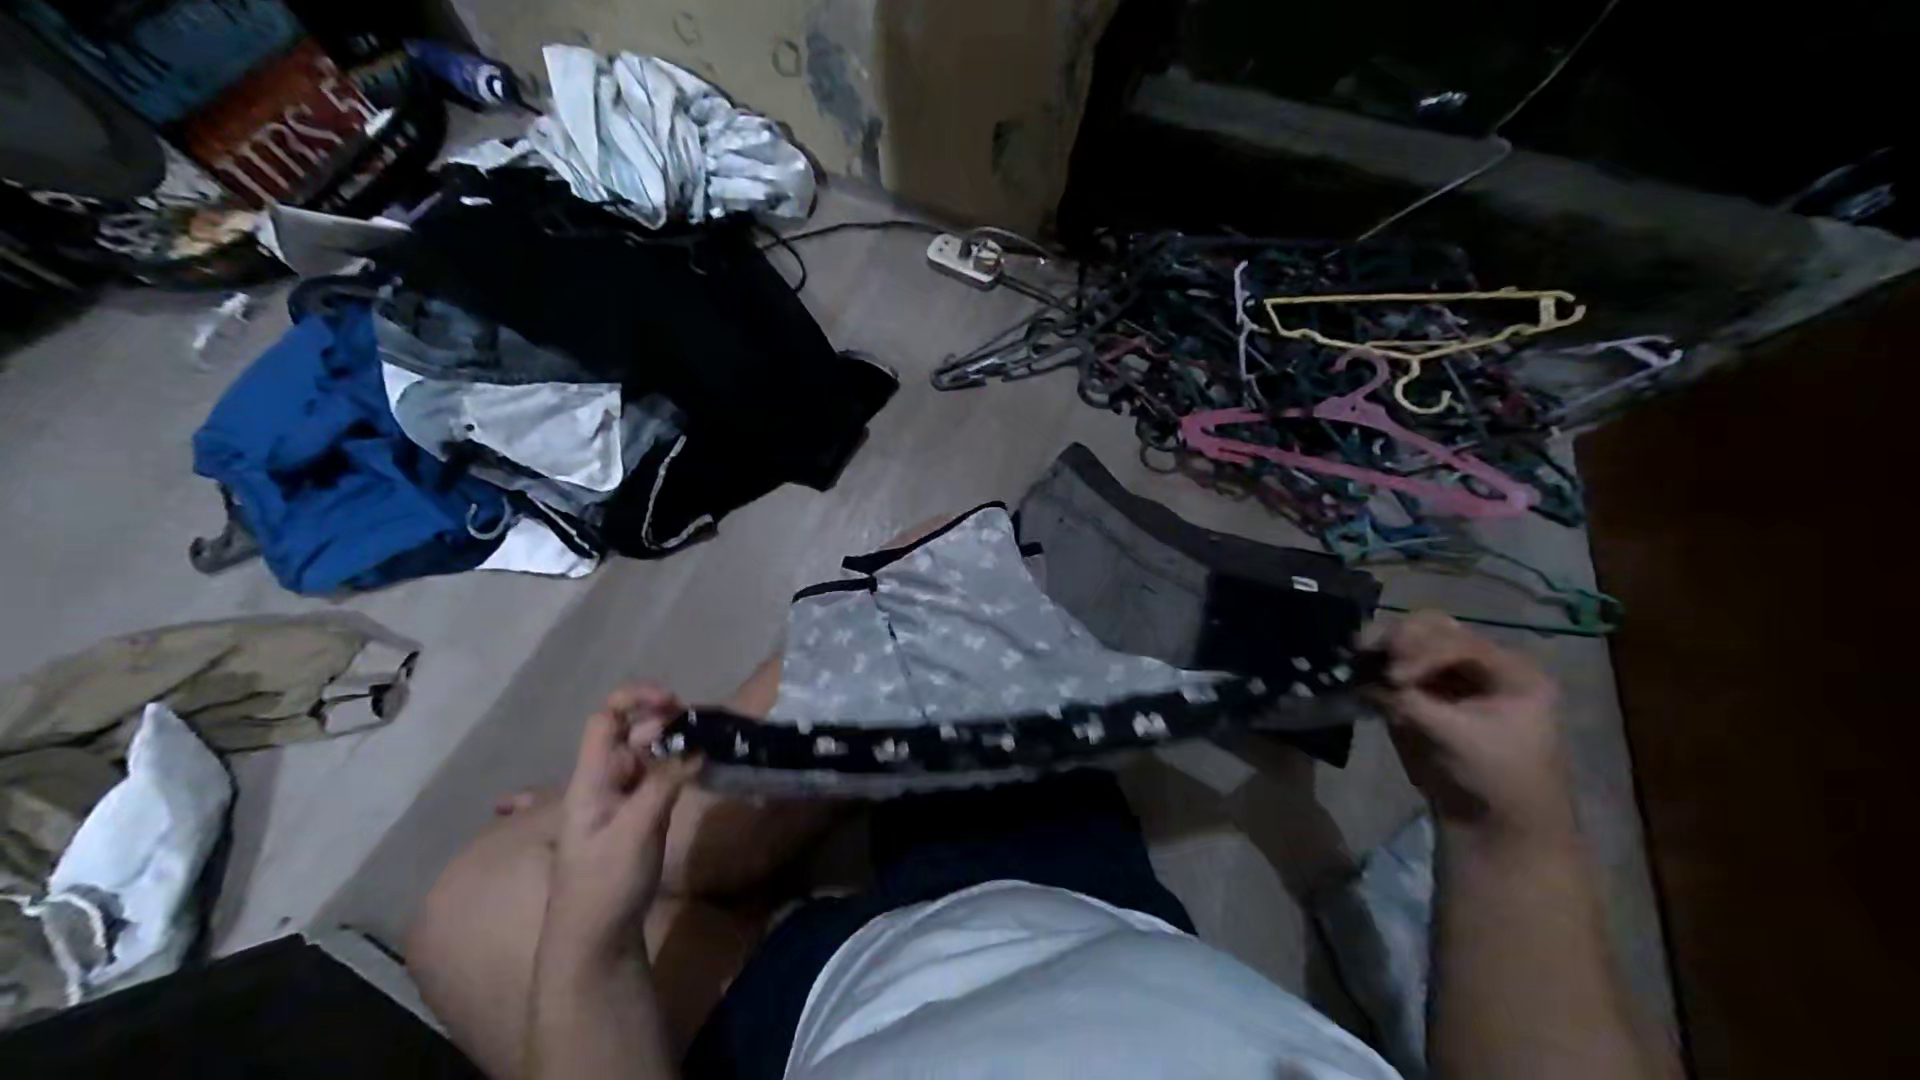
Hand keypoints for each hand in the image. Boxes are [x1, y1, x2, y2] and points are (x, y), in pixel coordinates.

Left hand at [540, 684, 700, 970]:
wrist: (597, 940)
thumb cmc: (605, 884)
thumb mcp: (635, 831)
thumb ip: (664, 784)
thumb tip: (698, 745)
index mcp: (590, 779)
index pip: (604, 720)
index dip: (634, 700)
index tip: (671, 701)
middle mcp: (606, 779)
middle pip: (630, 730)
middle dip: (662, 720)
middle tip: (697, 729)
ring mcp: (625, 795)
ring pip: (649, 751)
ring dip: (675, 740)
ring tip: (705, 742)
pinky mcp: (643, 811)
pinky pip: (661, 773)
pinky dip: (680, 762)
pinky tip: (701, 763)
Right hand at [1367, 611, 1572, 845]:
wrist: (1494, 827)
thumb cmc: (1493, 781)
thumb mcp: (1454, 738)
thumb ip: (1407, 701)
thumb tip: (1361, 679)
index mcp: (1510, 671)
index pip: (1455, 641)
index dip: (1419, 651)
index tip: (1393, 679)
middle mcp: (1479, 665)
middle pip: (1430, 630)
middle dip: (1396, 637)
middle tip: (1366, 652)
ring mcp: (1449, 678)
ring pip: (1409, 642)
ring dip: (1381, 646)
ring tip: (1357, 657)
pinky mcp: (1422, 694)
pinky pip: (1393, 666)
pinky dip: (1373, 665)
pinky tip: (1355, 671)